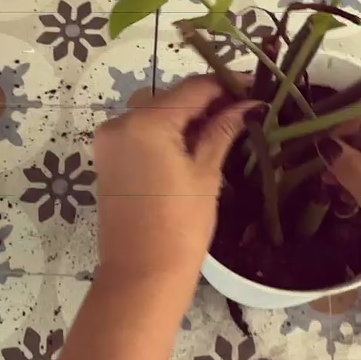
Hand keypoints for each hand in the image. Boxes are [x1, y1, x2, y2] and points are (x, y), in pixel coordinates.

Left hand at [94, 76, 255, 289]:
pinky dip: (165, 133)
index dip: (226, 85)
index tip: (254, 88)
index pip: (193, 88)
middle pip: (170, 98)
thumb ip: (222, 131)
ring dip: (185, 117)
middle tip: (243, 112)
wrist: (142, 274)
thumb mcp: (206, 174)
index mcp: (145, 122)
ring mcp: (109, 141)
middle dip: (206, 101)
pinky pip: (140, 133)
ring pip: (154, 113)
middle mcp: (120, 122)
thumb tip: (249, 104)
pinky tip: (192, 145)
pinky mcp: (107, 159)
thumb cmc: (180, 228)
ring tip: (222, 130)